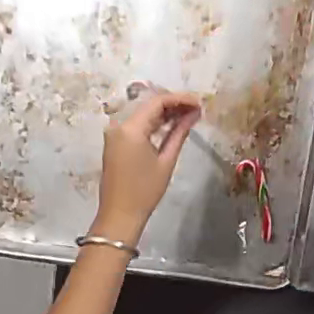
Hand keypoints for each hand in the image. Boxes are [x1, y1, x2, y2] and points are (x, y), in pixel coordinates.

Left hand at [92, 89, 201, 244]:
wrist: (119, 215)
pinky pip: (136, 126)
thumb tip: (192, 115)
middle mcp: (119, 126)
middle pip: (149, 105)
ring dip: (164, 114)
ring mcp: (115, 134)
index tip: (199, 102)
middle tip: (197, 109)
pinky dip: (153, 124)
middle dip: (173, 105)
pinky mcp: (115, 143)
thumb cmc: (145, 191)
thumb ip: (179, 134)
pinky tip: (170, 126)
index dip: (180, 99)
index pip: (157, 102)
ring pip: (143, 115)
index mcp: (131, 128)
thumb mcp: (166, 161)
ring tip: (188, 117)